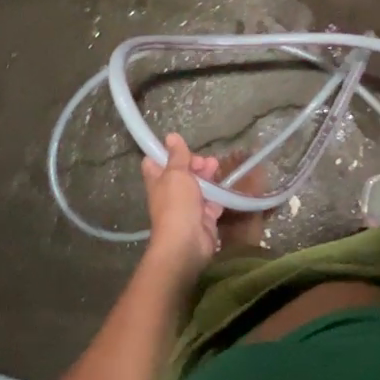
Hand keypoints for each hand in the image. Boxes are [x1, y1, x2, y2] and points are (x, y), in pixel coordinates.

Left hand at [140, 134, 224, 279]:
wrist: (187, 243)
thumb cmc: (177, 204)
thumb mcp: (176, 173)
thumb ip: (177, 155)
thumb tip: (171, 136)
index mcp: (158, 181)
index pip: (155, 162)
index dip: (165, 154)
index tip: (180, 148)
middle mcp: (170, 193)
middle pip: (182, 173)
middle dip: (194, 164)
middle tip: (206, 162)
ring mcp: (187, 206)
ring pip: (198, 187)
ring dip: (208, 177)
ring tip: (216, 168)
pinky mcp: (203, 218)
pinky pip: (211, 203)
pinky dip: (218, 196)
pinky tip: (224, 188)